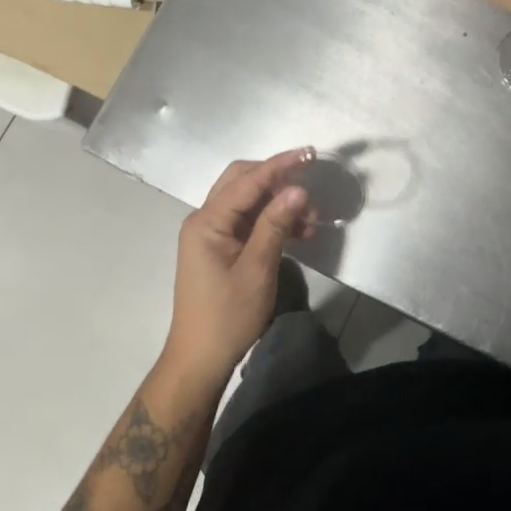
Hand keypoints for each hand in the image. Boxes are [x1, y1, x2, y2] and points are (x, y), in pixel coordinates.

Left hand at [161, 148, 313, 384]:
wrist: (200, 358)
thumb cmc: (228, 315)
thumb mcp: (257, 269)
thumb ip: (275, 224)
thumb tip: (297, 189)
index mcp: (207, 221)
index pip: (247, 181)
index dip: (280, 165)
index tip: (311, 153)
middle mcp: (204, 219)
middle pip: (242, 181)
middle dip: (277, 178)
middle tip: (310, 183)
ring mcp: (210, 234)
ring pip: (247, 201)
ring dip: (278, 202)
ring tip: (310, 219)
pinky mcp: (220, 248)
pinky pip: (247, 220)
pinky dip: (271, 220)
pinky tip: (297, 231)